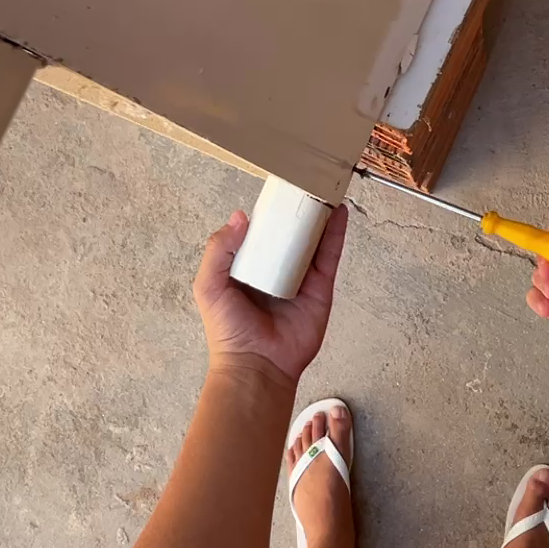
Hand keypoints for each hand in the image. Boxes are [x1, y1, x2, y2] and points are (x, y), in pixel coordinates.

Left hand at [193, 205, 348, 387]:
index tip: (274, 190)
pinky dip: (337, 233)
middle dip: (296, 210)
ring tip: (324, 188)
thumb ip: (218, 250)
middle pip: (290, 232)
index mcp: (249, 266)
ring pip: (313, 239)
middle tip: (303, 183)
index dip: (267, 212)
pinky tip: (339, 212)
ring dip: (320, 215)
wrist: (257, 364)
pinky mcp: (321, 286)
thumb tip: (239, 217)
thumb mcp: (209, 285)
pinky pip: (330, 255)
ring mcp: (301, 276)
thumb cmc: (230, 330)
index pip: (260, 232)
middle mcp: (277, 268)